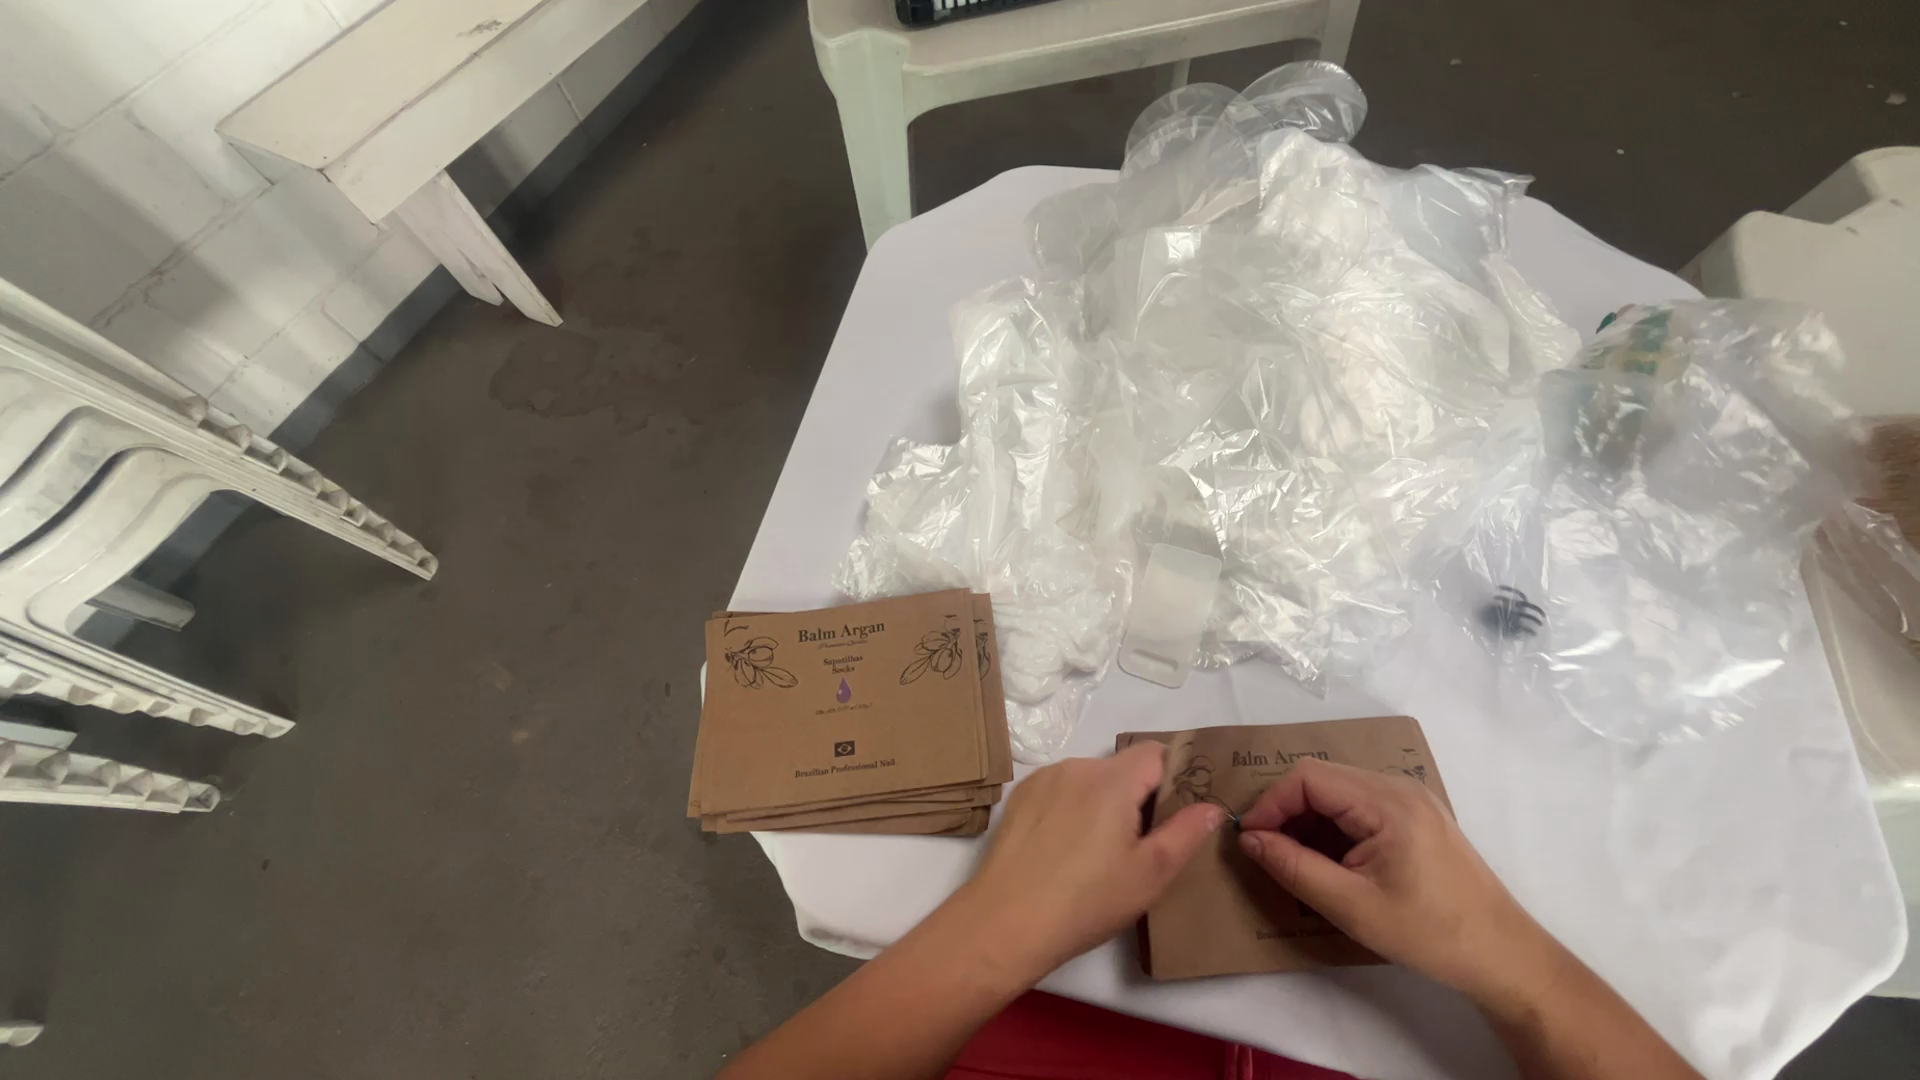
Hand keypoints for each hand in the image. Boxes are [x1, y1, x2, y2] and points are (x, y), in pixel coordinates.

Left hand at [955, 742, 1226, 979]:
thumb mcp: (1150, 873)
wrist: (1007, 920)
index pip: (1155, 752)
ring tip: (1101, 850)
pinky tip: (1066, 847)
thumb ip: (1186, 832)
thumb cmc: (1088, 900)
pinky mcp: (1020, 796)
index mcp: (1112, 779)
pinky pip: (1060, 788)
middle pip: (1121, 766)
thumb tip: (1211, 806)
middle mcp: (1077, 766)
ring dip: (1103, 801)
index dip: (1173, 776)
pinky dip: (1072, 806)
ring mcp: (1044, 778)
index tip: (1177, 811)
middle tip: (1141, 843)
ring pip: (1089, 778)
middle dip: (1138, 795)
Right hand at [1236, 760, 1561, 1009]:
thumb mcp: (1351, 906)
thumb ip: (1293, 867)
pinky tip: (1329, 857)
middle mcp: (1399, 787)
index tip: (1250, 838)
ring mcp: (1410, 797)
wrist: (1506, 959)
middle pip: (1321, 777)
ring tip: (1294, 856)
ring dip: (1307, 816)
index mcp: (1387, 803)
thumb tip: (1248, 839)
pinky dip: (1332, 823)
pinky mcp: (1415, 814)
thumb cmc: (1429, 934)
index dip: (1271, 802)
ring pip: (1337, 788)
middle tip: (1268, 848)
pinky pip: (1357, 802)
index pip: (1308, 777)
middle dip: (1286, 808)